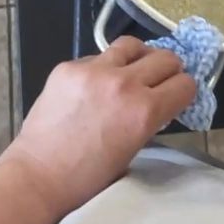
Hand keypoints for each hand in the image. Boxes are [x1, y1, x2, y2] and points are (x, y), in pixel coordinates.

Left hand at [0, 37, 196, 223]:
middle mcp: (124, 84)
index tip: (178, 96)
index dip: (184, 91)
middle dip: (169, 71)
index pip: (184, 84)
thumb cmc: (88, 178)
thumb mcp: (133, 149)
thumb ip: (149, 119)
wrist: (38, 177)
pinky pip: (97, 57)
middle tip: (160, 82)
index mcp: (144, 111)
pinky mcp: (68, 67)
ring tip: (132, 70)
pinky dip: (104, 67)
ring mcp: (93, 71)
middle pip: (165, 58)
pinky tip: (95, 85)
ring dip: (139, 57)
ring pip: (132, 45)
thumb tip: (157, 100)